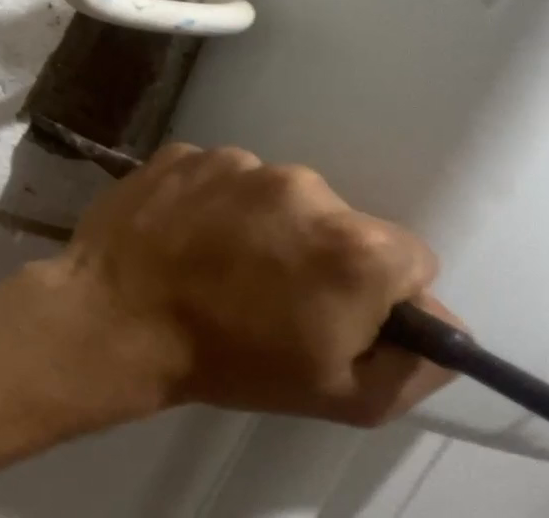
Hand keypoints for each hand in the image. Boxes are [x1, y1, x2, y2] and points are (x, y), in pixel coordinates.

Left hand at [50, 144, 458, 425]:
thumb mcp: (347, 394)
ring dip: (259, 223)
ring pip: (273, 195)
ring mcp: (231, 162)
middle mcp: (300, 186)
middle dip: (316, 253)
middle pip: (336, 220)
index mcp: (357, 245)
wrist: (112, 319)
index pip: (408, 260)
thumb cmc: (230, 361)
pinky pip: (216, 178)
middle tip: (265, 291)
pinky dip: (208, 201)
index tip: (334, 313)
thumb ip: (418, 360)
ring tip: (215, 262)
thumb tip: (435, 320)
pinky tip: (182, 235)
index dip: (379, 294)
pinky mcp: (177, 154)